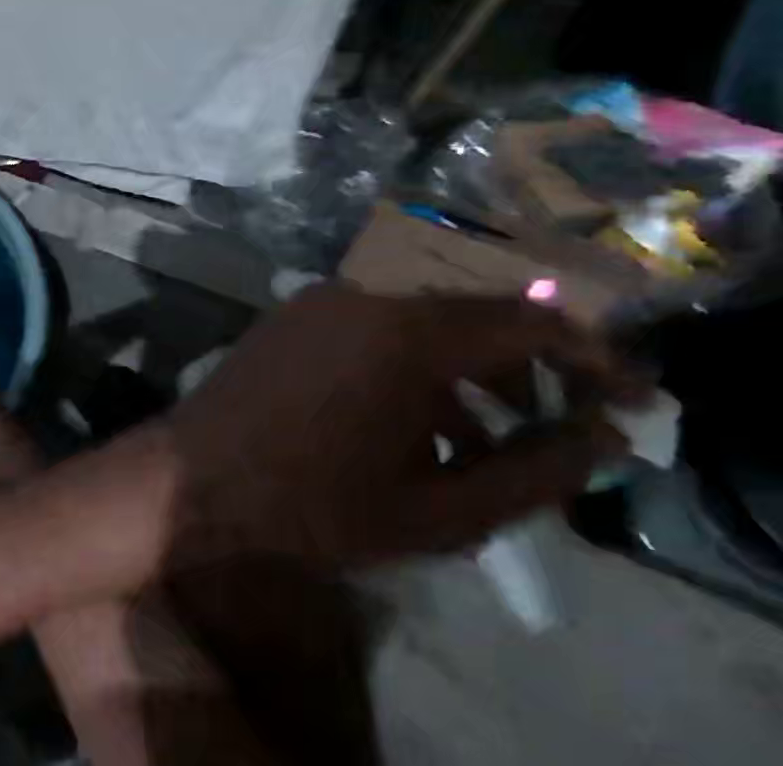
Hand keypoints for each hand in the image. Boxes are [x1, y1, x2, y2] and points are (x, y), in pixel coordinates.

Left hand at [159, 284, 642, 568]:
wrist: (190, 478)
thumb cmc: (310, 501)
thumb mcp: (439, 510)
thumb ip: (534, 472)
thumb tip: (597, 437)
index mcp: (403, 334)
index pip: (527, 322)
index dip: (590, 358)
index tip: (621, 402)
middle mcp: (356, 300)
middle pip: (468, 317)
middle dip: (522, 369)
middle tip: (554, 426)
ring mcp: (310, 306)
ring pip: (414, 325)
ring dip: (460, 375)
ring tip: (482, 446)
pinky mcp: (281, 322)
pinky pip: (365, 331)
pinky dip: (404, 367)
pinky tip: (410, 426)